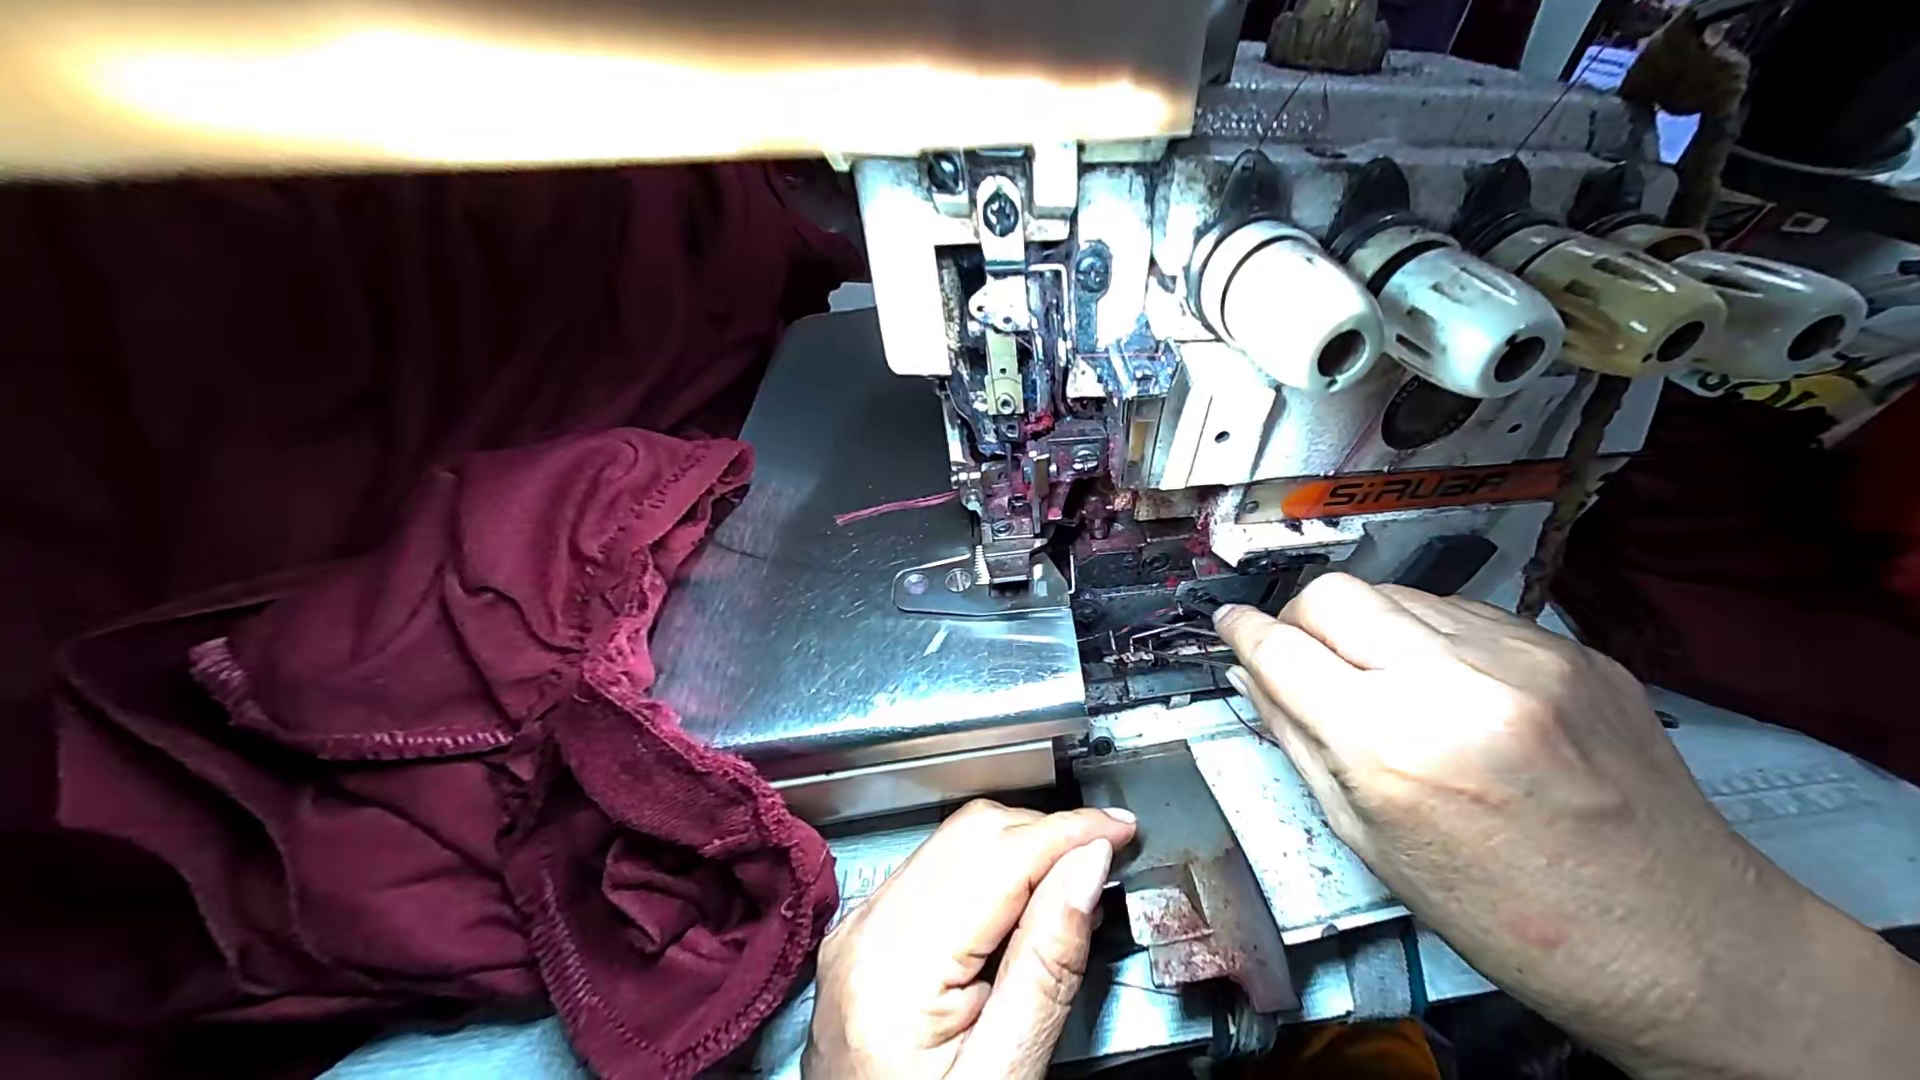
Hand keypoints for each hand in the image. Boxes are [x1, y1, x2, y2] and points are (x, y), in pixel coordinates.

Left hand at [804, 800, 1135, 1078]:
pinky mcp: (868, 929)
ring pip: (955, 840)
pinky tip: (1024, 895)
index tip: (1118, 829)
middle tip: (1105, 852)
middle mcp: (867, 930)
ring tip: (1073, 876)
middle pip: (971, 834)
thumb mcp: (1006, 1074)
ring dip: (1022, 844)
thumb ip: (1048, 965)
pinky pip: (937, 866)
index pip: (996, 859)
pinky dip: (991, 865)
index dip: (1066, 832)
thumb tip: (1087, 868)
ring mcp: (862, 925)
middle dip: (1047, 832)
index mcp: (895, 970)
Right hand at [1213, 573, 1919, 1079]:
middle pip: (1333, 594)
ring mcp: (1523, 657)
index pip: (1282, 651)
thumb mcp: (1366, 838)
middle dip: (1297, 617)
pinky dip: (1426, 635)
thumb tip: (1250, 676)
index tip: (1227, 624)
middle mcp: (1453, 683)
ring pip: (1394, 592)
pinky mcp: (1571, 649)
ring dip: (1363, 624)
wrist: (1689, 943)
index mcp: (1391, 746)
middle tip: (1300, 652)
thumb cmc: (1499, 912)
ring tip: (1377, 673)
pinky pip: (1460, 611)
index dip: (1241, 631)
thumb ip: (1297, 741)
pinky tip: (1445, 681)